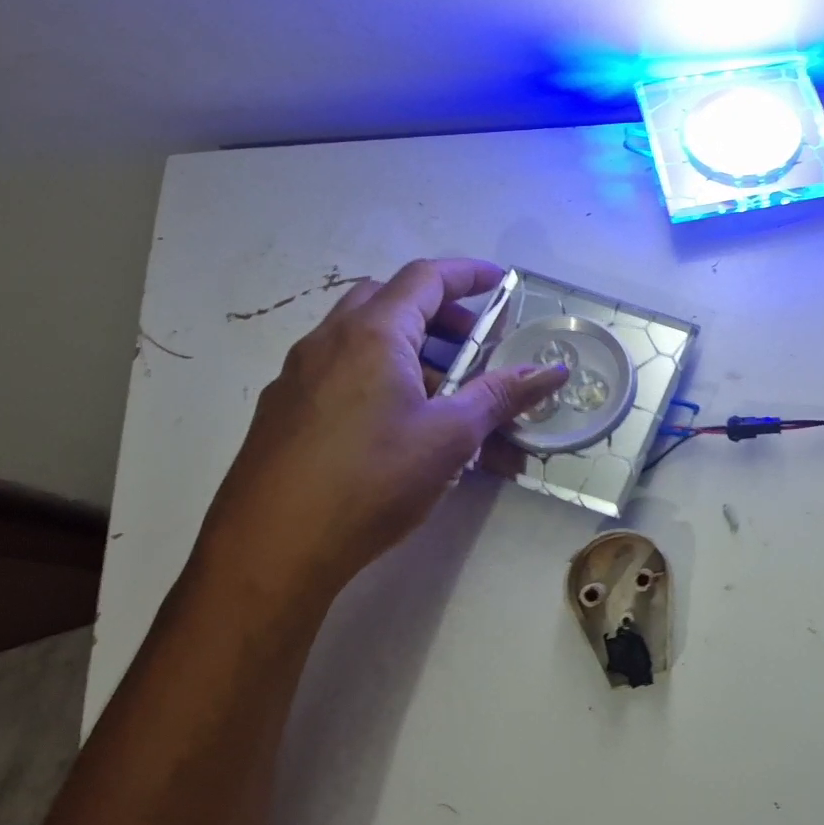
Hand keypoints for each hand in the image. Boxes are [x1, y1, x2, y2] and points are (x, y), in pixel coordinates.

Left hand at [197, 258, 567, 599]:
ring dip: (412, 350)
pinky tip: (402, 428)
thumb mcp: (451, 436)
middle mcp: (328, 343)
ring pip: (363, 340)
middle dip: (440, 314)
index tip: (502, 283)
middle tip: (477, 345)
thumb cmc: (372, 479)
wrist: (271, 551)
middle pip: (389, 301)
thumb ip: (502, 395)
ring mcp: (298, 378)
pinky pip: (342, 375)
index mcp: (371, 335)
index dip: (468, 273)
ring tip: (448, 395)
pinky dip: (381, 378)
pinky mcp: (284, 414)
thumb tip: (552, 371)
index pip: (425, 278)